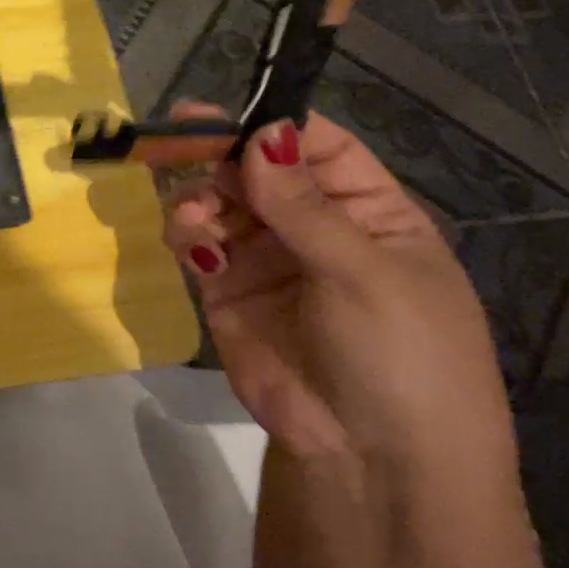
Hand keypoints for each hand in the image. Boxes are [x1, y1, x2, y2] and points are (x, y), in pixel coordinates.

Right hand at [162, 103, 510, 463]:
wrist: (370, 452)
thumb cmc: (400, 352)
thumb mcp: (366, 273)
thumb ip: (304, 205)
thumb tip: (262, 133)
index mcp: (370, 214)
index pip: (317, 149)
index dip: (271, 127)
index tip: (219, 115)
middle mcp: (313, 227)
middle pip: (255, 169)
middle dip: (215, 156)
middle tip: (168, 142)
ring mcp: (265, 257)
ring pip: (217, 201)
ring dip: (197, 198)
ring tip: (192, 219)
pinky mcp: (224, 287)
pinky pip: (195, 242)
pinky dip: (184, 233)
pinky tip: (190, 245)